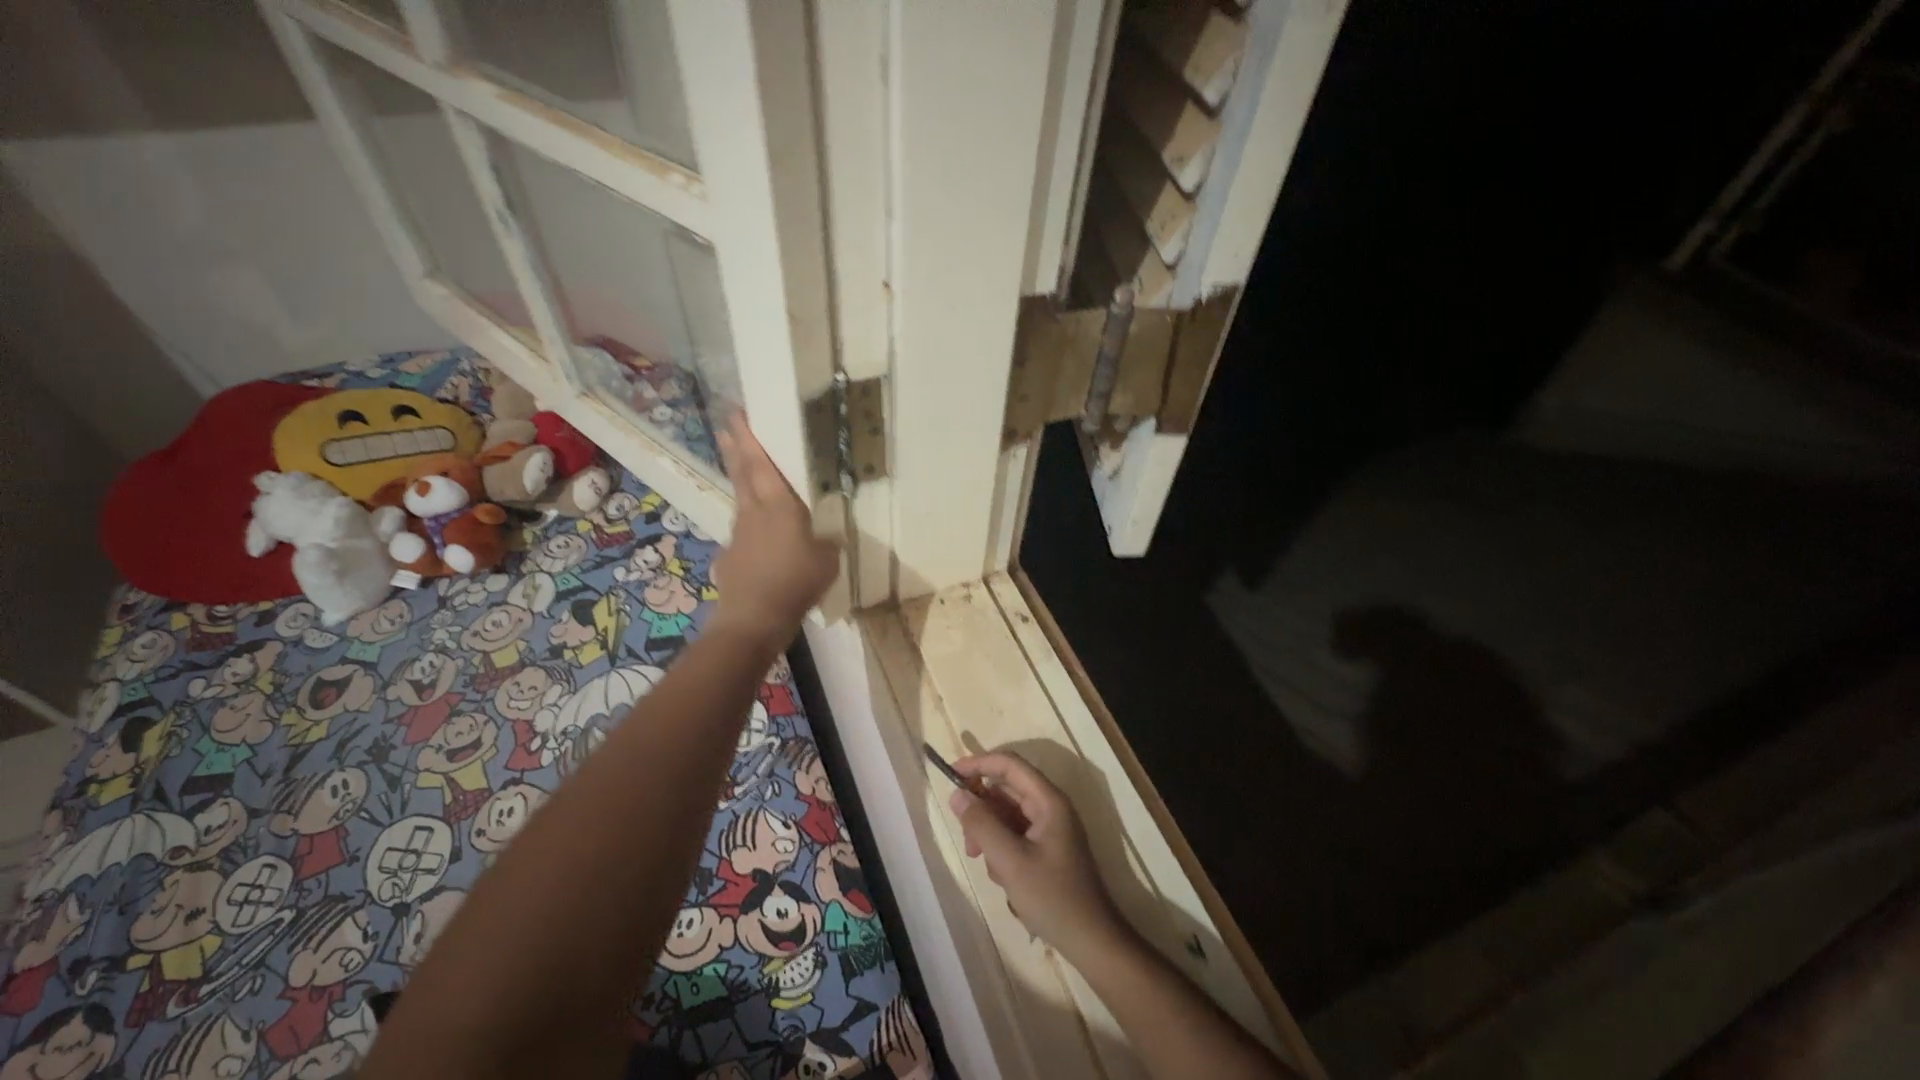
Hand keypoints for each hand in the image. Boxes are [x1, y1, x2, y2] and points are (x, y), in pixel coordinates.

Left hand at [711, 413, 839, 643]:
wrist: (753, 619)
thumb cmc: (795, 583)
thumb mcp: (827, 562)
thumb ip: (826, 545)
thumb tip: (826, 540)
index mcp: (778, 507)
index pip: (762, 465)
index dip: (750, 439)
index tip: (738, 415)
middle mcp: (753, 514)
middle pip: (742, 474)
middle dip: (735, 449)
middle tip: (727, 426)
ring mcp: (738, 536)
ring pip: (740, 501)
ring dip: (738, 481)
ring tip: (740, 468)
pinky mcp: (730, 558)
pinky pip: (742, 534)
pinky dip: (748, 526)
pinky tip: (755, 536)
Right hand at [948, 751, 1130, 961]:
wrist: (1090, 939)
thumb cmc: (1052, 897)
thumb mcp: (1009, 860)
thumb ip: (981, 824)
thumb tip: (957, 794)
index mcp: (1049, 801)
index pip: (1009, 765)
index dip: (978, 764)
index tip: (950, 775)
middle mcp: (1051, 808)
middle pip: (1006, 790)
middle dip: (982, 811)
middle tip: (969, 842)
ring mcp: (1050, 829)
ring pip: (1007, 815)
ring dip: (990, 835)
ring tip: (990, 866)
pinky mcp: (1047, 849)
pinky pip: (1015, 835)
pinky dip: (1002, 850)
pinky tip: (1004, 877)